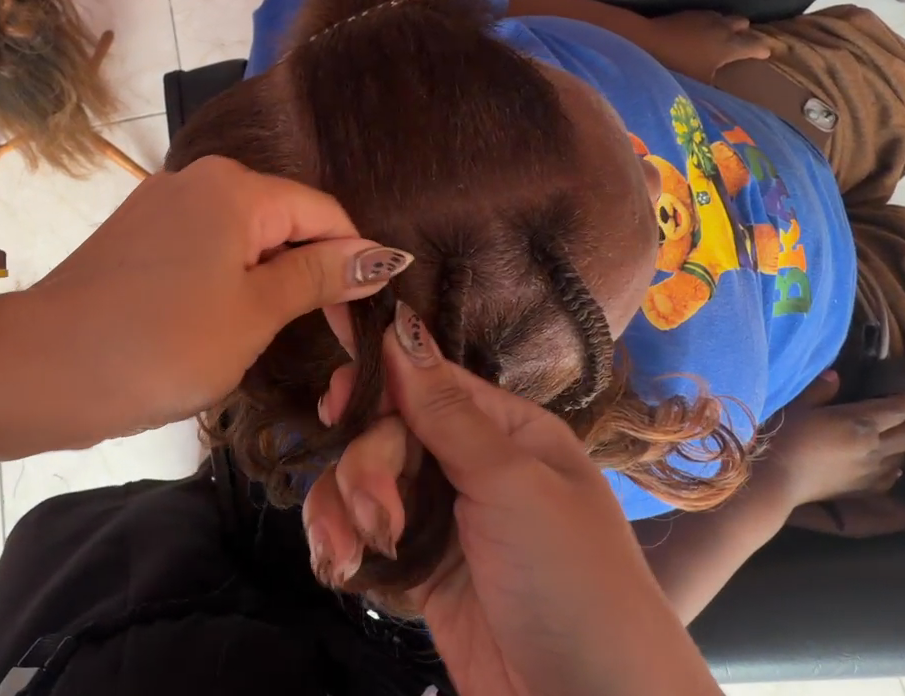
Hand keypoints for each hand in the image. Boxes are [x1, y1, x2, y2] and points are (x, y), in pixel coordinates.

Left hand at [0, 156, 405, 461]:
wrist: (42, 369)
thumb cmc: (161, 345)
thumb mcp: (254, 313)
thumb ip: (319, 276)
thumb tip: (381, 255)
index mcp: (234, 187)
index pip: (324, 213)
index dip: (354, 267)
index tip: (361, 330)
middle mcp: (197, 180)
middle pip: (281, 222)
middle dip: (310, 278)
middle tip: (324, 347)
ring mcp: (160, 206)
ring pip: (241, 239)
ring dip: (267, 286)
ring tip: (272, 341)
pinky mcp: (136, 236)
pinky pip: (202, 250)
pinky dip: (226, 284)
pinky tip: (222, 325)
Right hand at [304, 302, 718, 695]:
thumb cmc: (571, 583)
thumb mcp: (514, 486)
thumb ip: (444, 410)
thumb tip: (399, 322)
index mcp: (506, 430)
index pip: (423, 381)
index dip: (373, 384)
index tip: (333, 402)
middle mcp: (468, 462)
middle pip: (383, 432)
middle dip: (366, 469)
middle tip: (376, 514)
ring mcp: (438, 515)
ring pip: (360, 479)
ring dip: (345, 509)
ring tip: (352, 553)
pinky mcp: (414, 565)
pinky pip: (358, 529)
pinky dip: (341, 541)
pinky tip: (342, 566)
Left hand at [646, 10, 770, 83]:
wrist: (646, 40)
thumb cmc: (675, 65)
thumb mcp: (697, 81)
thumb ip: (713, 86)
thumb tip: (720, 98)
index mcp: (730, 46)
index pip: (757, 45)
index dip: (761, 50)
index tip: (764, 55)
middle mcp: (723, 28)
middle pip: (743, 24)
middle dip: (744, 32)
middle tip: (738, 43)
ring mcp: (705, 17)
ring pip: (725, 16)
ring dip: (725, 24)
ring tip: (718, 36)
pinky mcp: (688, 12)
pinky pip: (705, 15)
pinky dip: (707, 22)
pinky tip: (697, 31)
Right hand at [752, 371, 904, 509]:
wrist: (779, 477)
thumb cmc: (783, 436)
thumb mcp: (796, 406)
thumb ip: (819, 391)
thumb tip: (836, 375)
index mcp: (857, 423)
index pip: (892, 410)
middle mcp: (874, 446)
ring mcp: (873, 470)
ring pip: (901, 455)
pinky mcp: (865, 487)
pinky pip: (890, 476)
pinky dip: (896, 467)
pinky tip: (894, 467)